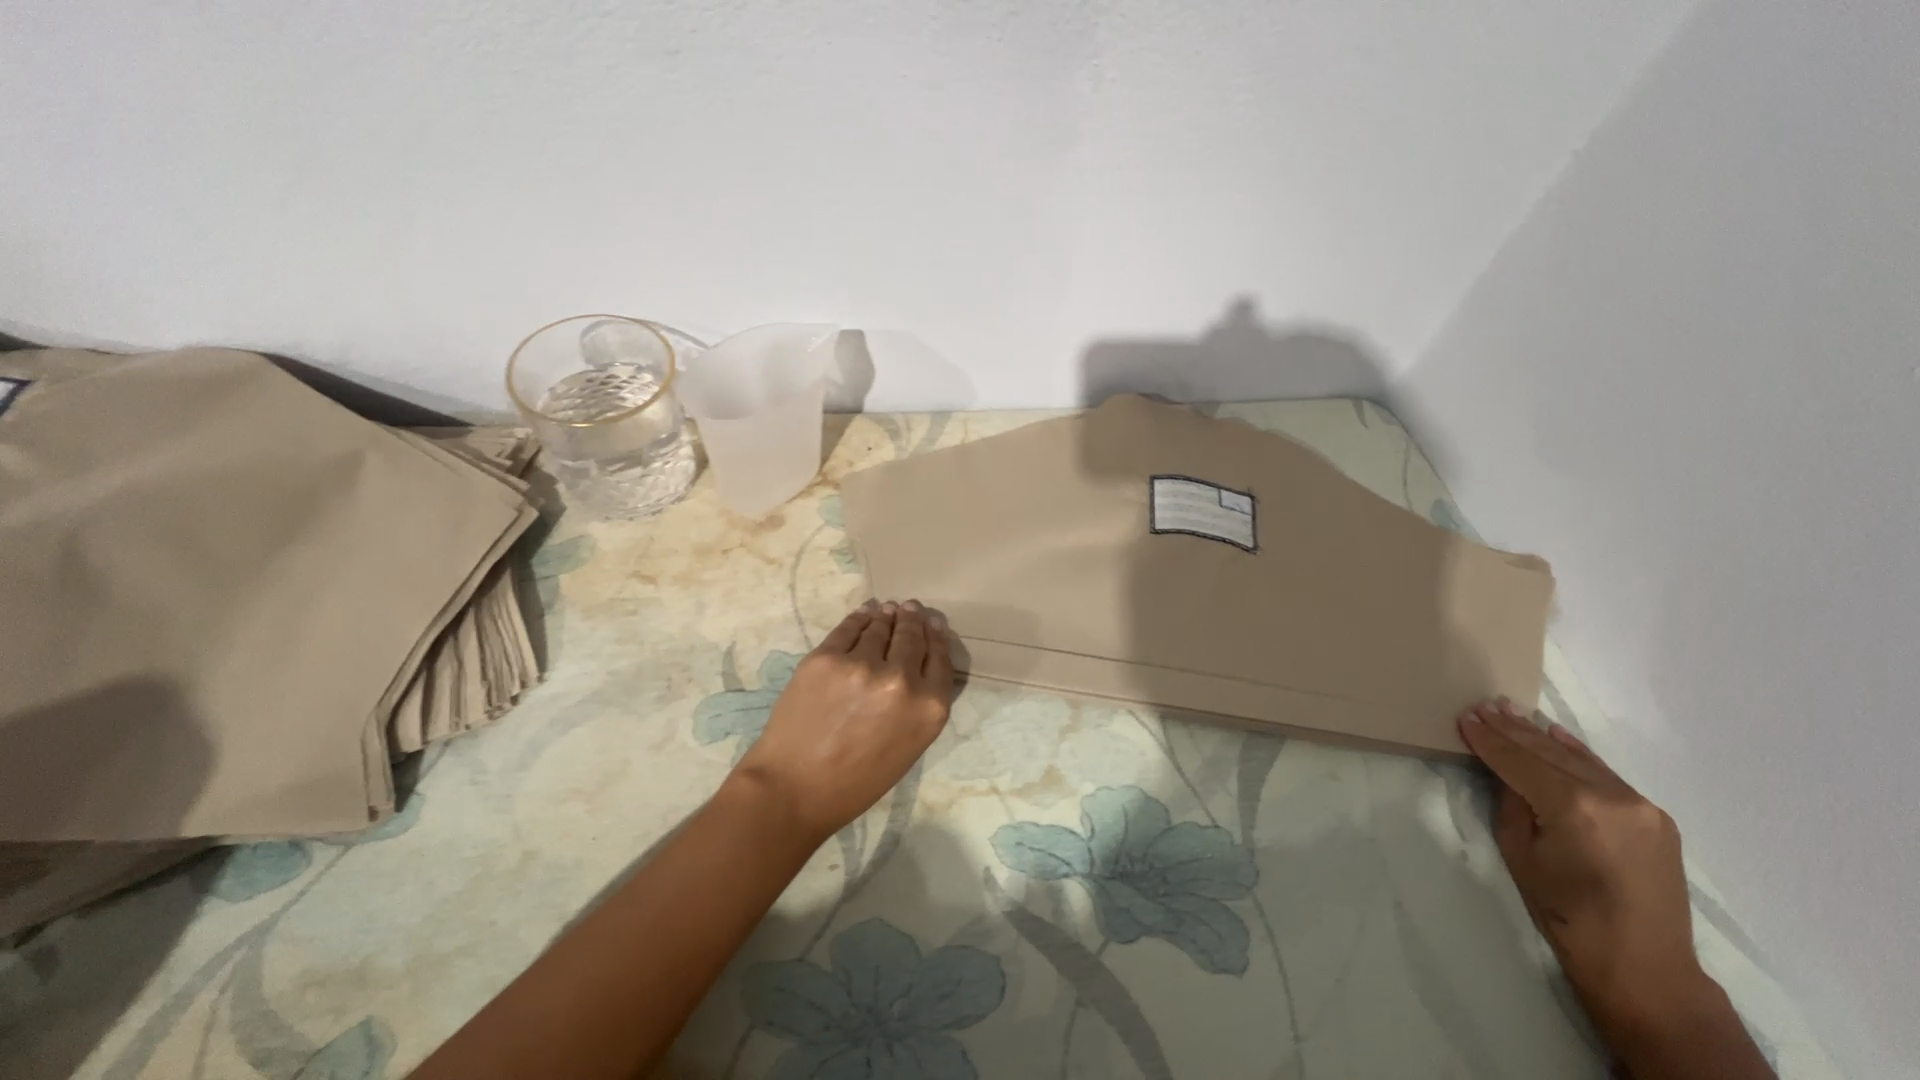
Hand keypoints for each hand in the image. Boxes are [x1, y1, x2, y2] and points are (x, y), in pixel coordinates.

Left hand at [732, 600, 955, 844]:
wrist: (795, 788)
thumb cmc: (856, 783)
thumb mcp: (908, 749)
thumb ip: (918, 707)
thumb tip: (915, 671)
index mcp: (930, 708)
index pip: (940, 658)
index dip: (937, 636)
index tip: (934, 623)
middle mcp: (902, 679)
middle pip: (913, 637)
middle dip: (913, 620)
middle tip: (910, 608)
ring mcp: (863, 664)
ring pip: (881, 627)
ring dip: (887, 616)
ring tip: (888, 610)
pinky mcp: (827, 656)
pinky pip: (849, 628)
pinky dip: (860, 618)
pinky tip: (864, 614)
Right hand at [1457, 700, 1704, 1023]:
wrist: (1643, 964)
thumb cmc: (1567, 915)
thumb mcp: (1521, 856)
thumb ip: (1513, 806)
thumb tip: (1508, 774)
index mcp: (1574, 808)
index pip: (1521, 762)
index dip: (1490, 740)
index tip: (1466, 717)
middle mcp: (1612, 796)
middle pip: (1550, 753)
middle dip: (1513, 730)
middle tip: (1484, 706)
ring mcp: (1640, 804)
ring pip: (1579, 759)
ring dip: (1542, 736)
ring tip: (1512, 712)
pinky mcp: (1655, 817)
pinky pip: (1606, 774)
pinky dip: (1577, 754)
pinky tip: (1556, 735)